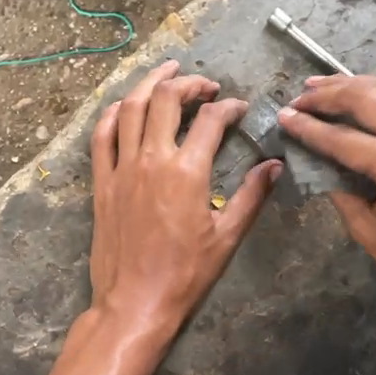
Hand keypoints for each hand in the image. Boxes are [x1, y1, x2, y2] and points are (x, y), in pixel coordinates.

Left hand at [88, 60, 281, 338]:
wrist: (135, 302)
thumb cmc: (185, 275)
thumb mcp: (227, 237)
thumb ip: (251, 196)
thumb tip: (273, 165)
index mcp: (186, 172)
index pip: (210, 121)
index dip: (228, 107)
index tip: (238, 109)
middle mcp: (151, 160)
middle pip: (166, 100)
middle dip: (189, 84)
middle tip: (205, 85)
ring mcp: (121, 169)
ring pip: (130, 108)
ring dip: (149, 83)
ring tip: (166, 73)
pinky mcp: (101, 183)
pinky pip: (101, 136)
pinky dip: (113, 114)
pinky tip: (124, 106)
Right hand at [276, 75, 375, 325]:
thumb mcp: (370, 232)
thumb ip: (342, 192)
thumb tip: (318, 165)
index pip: (345, 138)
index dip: (309, 127)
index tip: (283, 117)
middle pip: (369, 98)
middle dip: (329, 95)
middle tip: (298, 99)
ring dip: (352, 85)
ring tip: (319, 87)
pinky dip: (375, 96)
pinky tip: (354, 98)